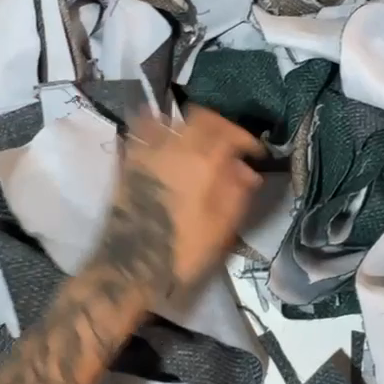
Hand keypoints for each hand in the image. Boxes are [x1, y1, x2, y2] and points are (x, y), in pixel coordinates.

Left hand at [119, 108, 264, 289]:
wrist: (131, 266)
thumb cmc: (182, 251)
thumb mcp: (222, 227)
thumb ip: (238, 192)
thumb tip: (247, 172)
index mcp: (202, 163)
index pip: (230, 134)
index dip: (246, 139)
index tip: (255, 153)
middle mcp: (175, 148)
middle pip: (202, 118)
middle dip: (221, 127)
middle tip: (229, 144)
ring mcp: (148, 152)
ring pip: (173, 121)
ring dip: (191, 127)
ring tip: (199, 144)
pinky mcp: (129, 161)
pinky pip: (144, 132)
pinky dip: (158, 129)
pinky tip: (167, 143)